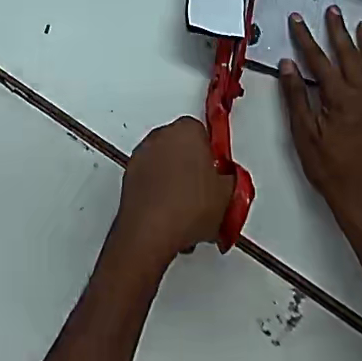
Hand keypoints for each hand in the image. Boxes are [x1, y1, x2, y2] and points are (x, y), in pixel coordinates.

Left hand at [113, 117, 234, 260]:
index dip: (211, 153)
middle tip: (205, 189)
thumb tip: (229, 181)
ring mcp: (142, 153)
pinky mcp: (130, 172)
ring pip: (165, 162)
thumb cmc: (186, 207)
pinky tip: (172, 213)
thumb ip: (231, 179)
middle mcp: (161, 135)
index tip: (217, 170)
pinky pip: (150, 177)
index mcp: (187, 131)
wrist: (152, 229)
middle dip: (192, 165)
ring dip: (175, 178)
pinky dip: (159, 189)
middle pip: (181, 145)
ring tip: (189, 209)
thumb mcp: (228, 195)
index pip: (202, 131)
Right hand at [278, 9, 361, 237]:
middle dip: (339, 32)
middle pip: (350, 56)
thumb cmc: (330, 170)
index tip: (297, 19)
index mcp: (341, 99)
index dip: (306, 38)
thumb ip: (296, 97)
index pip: (319, 60)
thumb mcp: (304, 134)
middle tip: (333, 12)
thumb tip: (288, 64)